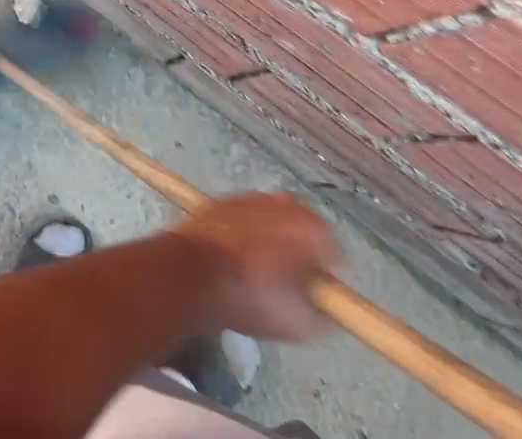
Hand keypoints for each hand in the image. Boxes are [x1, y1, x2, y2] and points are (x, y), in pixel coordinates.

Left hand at [167, 191, 340, 340]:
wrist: (188, 272)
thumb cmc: (249, 296)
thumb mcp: (300, 323)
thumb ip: (324, 315)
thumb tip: (326, 309)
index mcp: (312, 228)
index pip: (334, 250)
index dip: (327, 273)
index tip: (318, 291)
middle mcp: (284, 204)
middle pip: (305, 227)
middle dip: (302, 249)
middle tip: (291, 277)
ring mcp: (249, 197)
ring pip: (273, 218)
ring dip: (273, 238)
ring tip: (260, 267)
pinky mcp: (220, 200)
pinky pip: (244, 216)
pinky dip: (246, 232)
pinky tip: (236, 255)